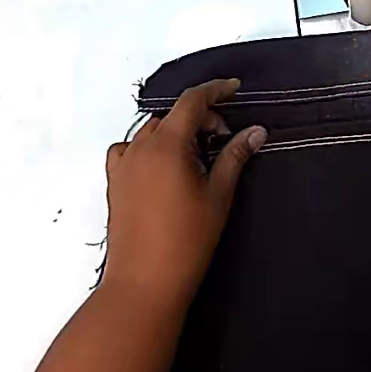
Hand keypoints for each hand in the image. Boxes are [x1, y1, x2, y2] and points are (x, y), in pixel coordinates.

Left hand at [102, 79, 264, 302]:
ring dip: (177, 131)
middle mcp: (140, 148)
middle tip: (224, 140)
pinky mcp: (114, 183)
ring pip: (152, 130)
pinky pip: (129, 149)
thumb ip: (235, 155)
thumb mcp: (219, 194)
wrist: (144, 284)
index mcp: (167, 146)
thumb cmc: (187, 240)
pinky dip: (148, 146)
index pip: (192, 100)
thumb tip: (256, 131)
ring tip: (197, 156)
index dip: (215, 90)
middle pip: (174, 114)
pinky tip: (163, 165)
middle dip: (201, 118)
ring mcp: (122, 165)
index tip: (234, 88)